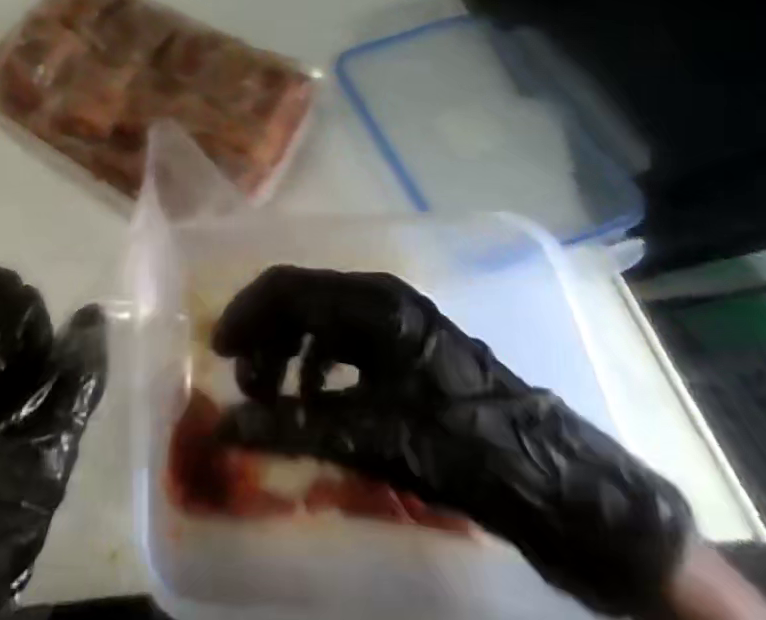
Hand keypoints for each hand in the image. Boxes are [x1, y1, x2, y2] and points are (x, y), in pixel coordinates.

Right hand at [212, 265, 691, 618]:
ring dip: (288, 353)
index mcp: (373, 304)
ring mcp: (399, 322)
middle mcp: (383, 299)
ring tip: (271, 398)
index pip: (289, 288)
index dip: (245, 316)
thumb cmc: (458, 446)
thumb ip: (290, 425)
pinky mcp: (409, 348)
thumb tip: (223, 428)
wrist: (550, 478)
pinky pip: (345, 342)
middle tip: (244, 387)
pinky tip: (314, 402)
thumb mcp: (368, 437)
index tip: (216, 354)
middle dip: (264, 338)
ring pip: (322, 321)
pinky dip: (317, 366)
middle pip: (302, 301)